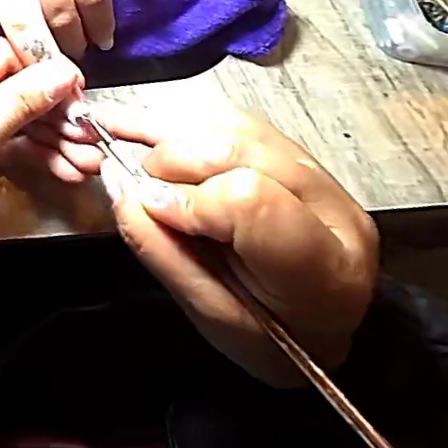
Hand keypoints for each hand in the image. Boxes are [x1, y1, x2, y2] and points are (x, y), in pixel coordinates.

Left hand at [0, 42, 85, 275]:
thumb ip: (19, 100)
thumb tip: (64, 72)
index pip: (2, 54)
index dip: (44, 70)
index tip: (81, 91)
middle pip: (17, 87)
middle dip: (56, 111)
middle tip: (91, 133)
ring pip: (22, 119)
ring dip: (58, 139)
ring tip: (90, 160)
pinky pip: (17, 145)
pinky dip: (44, 156)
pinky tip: (72, 171)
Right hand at [97, 103, 379, 385]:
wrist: (307, 322)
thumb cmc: (265, 330)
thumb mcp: (208, 313)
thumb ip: (158, 246)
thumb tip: (118, 181)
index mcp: (323, 268)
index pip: (253, 202)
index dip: (190, 198)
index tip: (153, 207)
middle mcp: (329, 208)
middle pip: (237, 151)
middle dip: (173, 160)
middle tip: (141, 181)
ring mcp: (313, 171)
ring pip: (229, 124)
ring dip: (166, 129)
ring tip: (121, 133)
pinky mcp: (287, 148)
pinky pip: (225, 116)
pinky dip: (177, 119)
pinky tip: (144, 128)